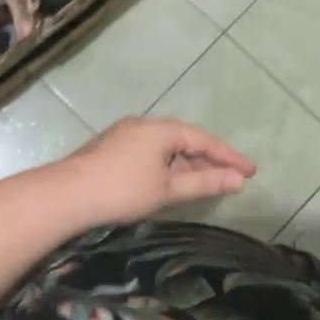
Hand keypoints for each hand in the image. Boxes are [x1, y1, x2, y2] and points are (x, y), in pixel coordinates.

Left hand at [57, 118, 255, 224]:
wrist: (68, 194)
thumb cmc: (122, 190)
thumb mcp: (168, 189)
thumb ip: (204, 183)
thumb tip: (238, 180)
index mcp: (159, 129)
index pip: (203, 139)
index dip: (228, 156)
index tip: (251, 171)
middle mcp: (142, 125)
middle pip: (183, 138)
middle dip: (208, 157)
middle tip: (232, 176)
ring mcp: (123, 135)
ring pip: (164, 146)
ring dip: (186, 162)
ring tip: (206, 180)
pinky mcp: (110, 148)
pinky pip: (149, 151)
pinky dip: (167, 164)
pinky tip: (169, 180)